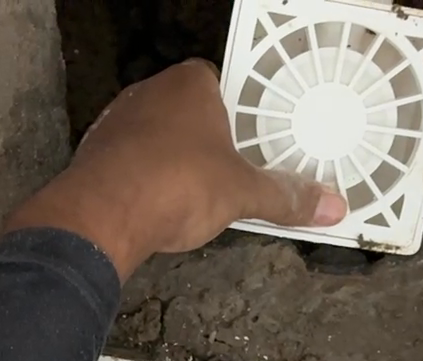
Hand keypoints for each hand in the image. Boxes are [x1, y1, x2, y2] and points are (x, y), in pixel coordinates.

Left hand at [4, 60, 347, 278]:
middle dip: (200, 148)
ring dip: (166, 168)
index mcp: (192, 83)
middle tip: (216, 183)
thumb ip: (283, 197)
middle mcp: (150, 92)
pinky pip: (125, 167)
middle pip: (185, 117)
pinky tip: (148, 211)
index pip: (222, 90)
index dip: (234, 123)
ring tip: (182, 203)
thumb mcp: (241, 194)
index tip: (242, 153)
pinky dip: (138, 186)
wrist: (103, 214)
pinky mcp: (92, 156)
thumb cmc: (177, 185)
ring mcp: (116, 122)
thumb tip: (330, 206)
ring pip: (152, 142)